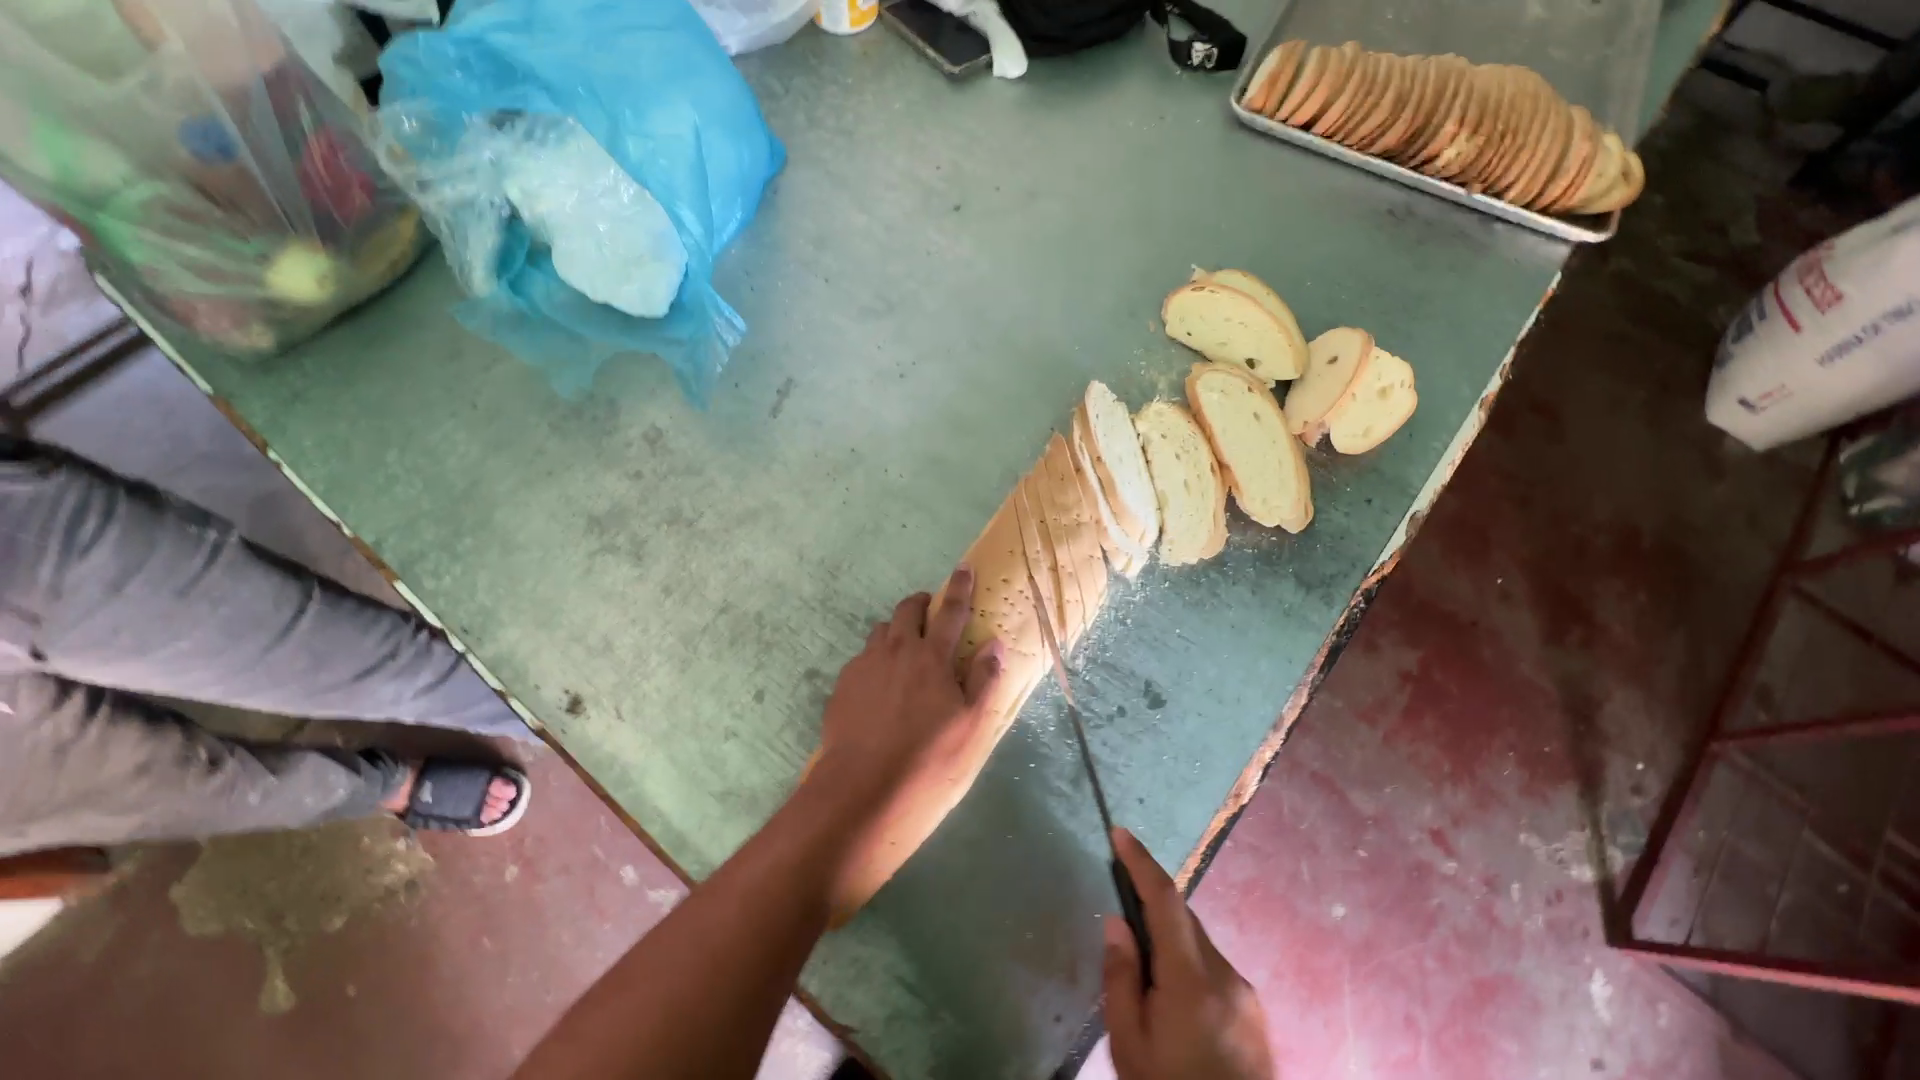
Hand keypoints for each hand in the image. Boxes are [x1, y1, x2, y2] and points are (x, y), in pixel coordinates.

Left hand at [806, 565, 1004, 828]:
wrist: (862, 792)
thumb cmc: (928, 762)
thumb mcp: (971, 728)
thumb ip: (983, 681)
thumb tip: (993, 644)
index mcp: (931, 658)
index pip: (951, 612)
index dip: (960, 589)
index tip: (964, 569)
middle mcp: (895, 651)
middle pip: (907, 611)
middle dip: (921, 604)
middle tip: (932, 612)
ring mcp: (863, 667)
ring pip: (880, 632)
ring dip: (896, 631)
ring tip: (905, 651)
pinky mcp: (842, 687)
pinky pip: (862, 660)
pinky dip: (876, 660)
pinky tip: (880, 687)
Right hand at [1104, 828, 1275, 1079]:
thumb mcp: (1128, 1044)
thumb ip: (1121, 978)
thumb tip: (1117, 923)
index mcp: (1191, 979)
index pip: (1165, 901)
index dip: (1141, 862)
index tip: (1121, 834)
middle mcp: (1226, 975)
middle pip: (1184, 921)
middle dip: (1152, 909)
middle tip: (1120, 922)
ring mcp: (1246, 994)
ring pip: (1200, 946)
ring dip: (1171, 945)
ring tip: (1145, 982)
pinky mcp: (1255, 1012)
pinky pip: (1214, 970)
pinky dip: (1189, 968)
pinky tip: (1175, 1004)